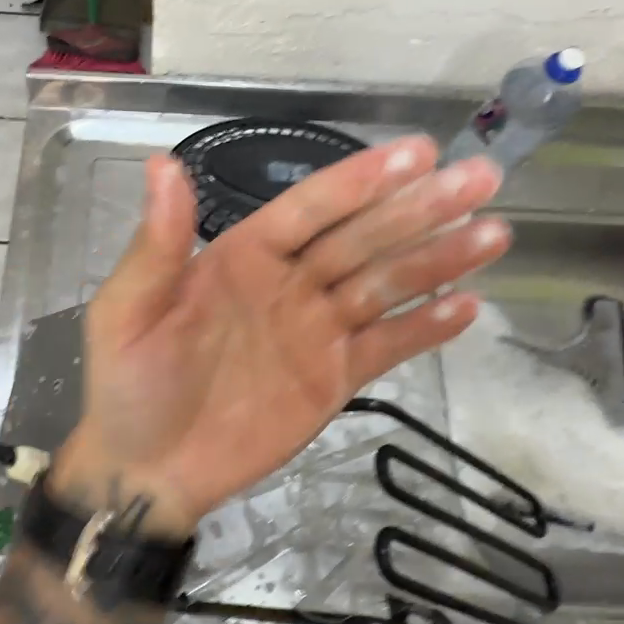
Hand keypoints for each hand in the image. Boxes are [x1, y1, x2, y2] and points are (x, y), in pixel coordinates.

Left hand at [49, 135, 510, 537]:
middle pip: (362, 238)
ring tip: (493, 233)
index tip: (416, 153)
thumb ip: (157, 244)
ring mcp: (316, 330)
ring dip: (437, 260)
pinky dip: (425, 328)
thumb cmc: (129, 384)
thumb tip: (164, 162)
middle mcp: (289, 281)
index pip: (310, 208)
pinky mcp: (333, 379)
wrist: (147, 471)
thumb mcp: (129, 311)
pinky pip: (386, 347)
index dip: (361, 180)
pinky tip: (467, 306)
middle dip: (419, 209)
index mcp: (243, 255)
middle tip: (481, 178)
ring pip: (385, 285)